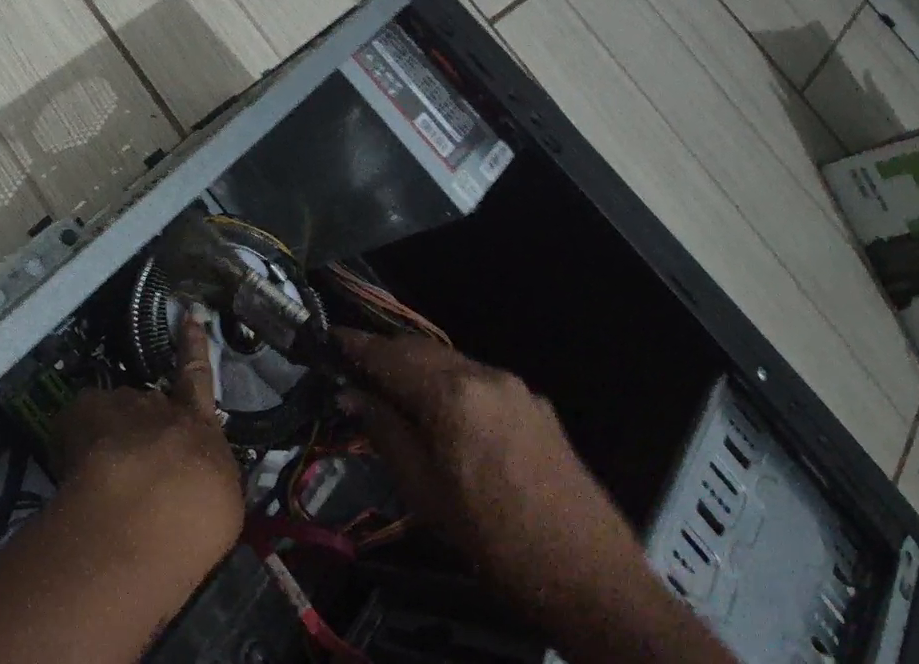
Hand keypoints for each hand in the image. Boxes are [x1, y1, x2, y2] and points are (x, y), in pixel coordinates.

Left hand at [54, 314, 243, 571]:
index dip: (193, 347)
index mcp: (201, 429)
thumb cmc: (195, 522)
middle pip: (148, 406)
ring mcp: (120, 402)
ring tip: (100, 476)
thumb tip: (186, 481)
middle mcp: (160, 407)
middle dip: (139, 428)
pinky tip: (74, 470)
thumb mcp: (219, 504)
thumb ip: (201, 478)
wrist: (146, 511)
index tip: (188, 317)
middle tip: (131, 468)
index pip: (198, 380)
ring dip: (106, 435)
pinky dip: (74, 441)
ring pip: (110, 413)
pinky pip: (77, 423)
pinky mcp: (83, 410)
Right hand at [334, 330, 736, 662]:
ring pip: (450, 362)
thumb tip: (352, 395)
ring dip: (415, 368)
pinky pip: (477, 380)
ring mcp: (517, 390)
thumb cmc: (493, 538)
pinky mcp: (537, 408)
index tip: (327, 339)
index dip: (353, 345)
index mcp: (452, 394)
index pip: (388, 355)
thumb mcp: (423, 489)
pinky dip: (447, 383)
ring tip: (388, 391)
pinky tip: (436, 410)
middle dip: (383, 354)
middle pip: (420, 350)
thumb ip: (384, 430)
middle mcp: (486, 376)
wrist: (591, 579)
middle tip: (350, 369)